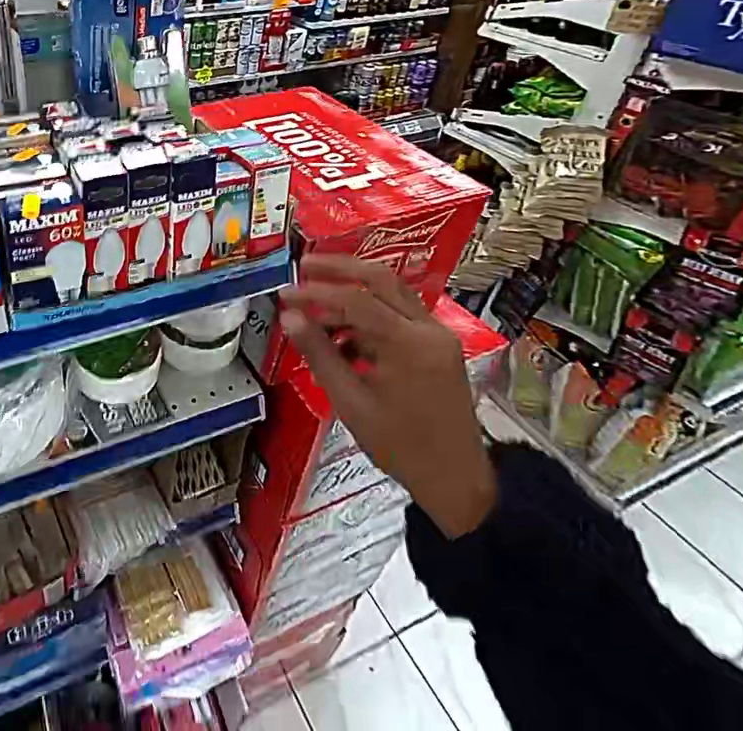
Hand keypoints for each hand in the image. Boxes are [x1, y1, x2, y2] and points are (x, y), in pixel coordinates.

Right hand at [278, 255, 496, 538]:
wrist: (456, 477)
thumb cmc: (400, 446)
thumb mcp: (351, 402)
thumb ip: (320, 354)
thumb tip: (290, 317)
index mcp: (409, 344)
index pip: (356, 300)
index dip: (317, 292)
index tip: (286, 293)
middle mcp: (429, 328)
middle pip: (381, 279)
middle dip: (340, 269)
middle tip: (304, 266)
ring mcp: (438, 334)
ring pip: (392, 295)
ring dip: (354, 296)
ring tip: (317, 314)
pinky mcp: (440, 343)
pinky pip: (401, 316)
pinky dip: (372, 319)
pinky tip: (345, 340)